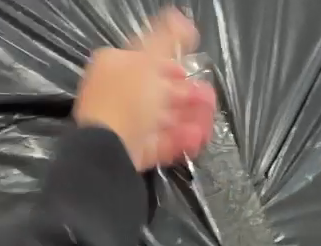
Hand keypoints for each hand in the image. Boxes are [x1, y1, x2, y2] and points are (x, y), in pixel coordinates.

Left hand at [73, 9, 217, 171]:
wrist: (110, 150)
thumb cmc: (124, 102)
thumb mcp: (149, 61)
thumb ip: (168, 39)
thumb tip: (184, 20)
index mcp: (117, 66)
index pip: (150, 62)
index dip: (174, 68)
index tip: (193, 74)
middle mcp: (121, 94)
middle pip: (161, 94)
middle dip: (189, 97)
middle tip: (210, 101)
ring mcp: (129, 124)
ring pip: (165, 120)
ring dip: (190, 120)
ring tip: (209, 123)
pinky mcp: (137, 150)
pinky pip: (162, 142)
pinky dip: (181, 140)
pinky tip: (197, 138)